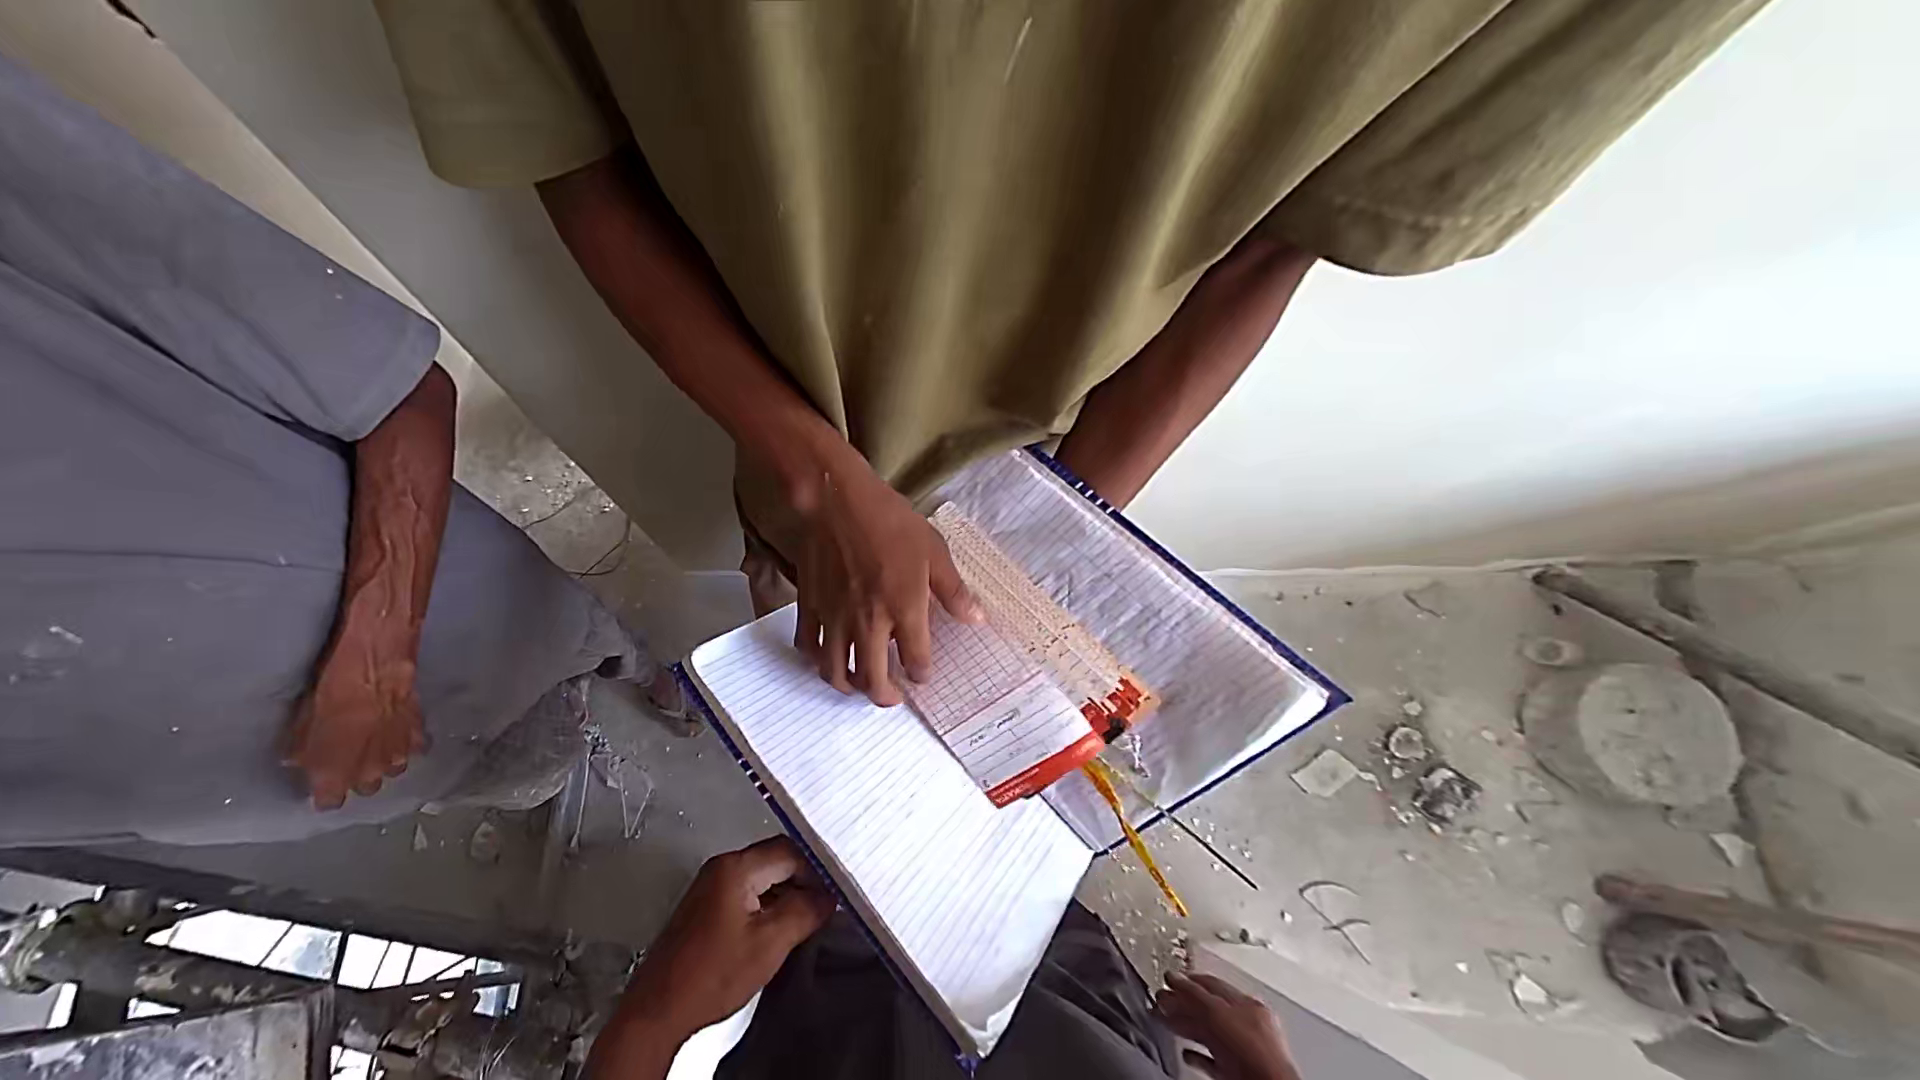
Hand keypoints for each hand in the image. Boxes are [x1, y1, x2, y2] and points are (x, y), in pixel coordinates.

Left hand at [284, 637, 424, 809]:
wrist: (374, 673)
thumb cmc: (328, 699)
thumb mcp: (300, 728)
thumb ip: (304, 753)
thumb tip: (302, 762)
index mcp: (334, 776)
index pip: (330, 802)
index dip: (325, 793)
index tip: (321, 783)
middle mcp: (369, 774)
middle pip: (366, 788)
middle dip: (357, 778)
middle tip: (350, 760)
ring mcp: (398, 756)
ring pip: (394, 770)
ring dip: (385, 762)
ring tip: (379, 747)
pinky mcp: (419, 736)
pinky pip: (414, 749)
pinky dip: (407, 743)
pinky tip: (400, 732)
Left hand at [617, 837, 835, 1045]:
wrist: (658, 1015)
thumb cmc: (711, 977)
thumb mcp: (770, 943)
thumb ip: (805, 911)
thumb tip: (828, 896)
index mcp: (736, 867)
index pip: (790, 850)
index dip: (817, 869)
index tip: (834, 890)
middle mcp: (721, 867)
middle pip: (775, 859)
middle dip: (803, 881)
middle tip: (825, 904)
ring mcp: (711, 886)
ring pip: (763, 877)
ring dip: (786, 894)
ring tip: (806, 919)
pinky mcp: (706, 907)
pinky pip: (748, 892)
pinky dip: (768, 905)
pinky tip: (779, 928)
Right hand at [791, 462, 982, 705]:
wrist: (836, 500)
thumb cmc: (890, 521)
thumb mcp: (934, 550)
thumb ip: (954, 590)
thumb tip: (977, 618)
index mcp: (904, 609)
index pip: (916, 663)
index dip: (921, 676)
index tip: (922, 674)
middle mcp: (868, 623)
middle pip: (872, 681)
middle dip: (885, 696)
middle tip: (892, 694)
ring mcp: (834, 617)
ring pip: (836, 672)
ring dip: (850, 686)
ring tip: (860, 682)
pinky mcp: (809, 606)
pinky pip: (808, 647)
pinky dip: (818, 659)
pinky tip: (828, 655)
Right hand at [1155, 972, 1300, 1079]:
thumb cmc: (1254, 1055)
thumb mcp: (1218, 1016)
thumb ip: (1195, 996)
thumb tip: (1176, 978)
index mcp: (1247, 1006)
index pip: (1212, 984)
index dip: (1187, 980)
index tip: (1168, 979)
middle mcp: (1247, 1026)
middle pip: (1207, 1008)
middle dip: (1181, 1003)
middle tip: (1160, 1000)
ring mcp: (1243, 1051)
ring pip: (1207, 1033)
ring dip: (1184, 1026)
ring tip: (1164, 1022)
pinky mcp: (1236, 1075)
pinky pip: (1212, 1060)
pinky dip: (1196, 1054)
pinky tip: (1186, 1053)